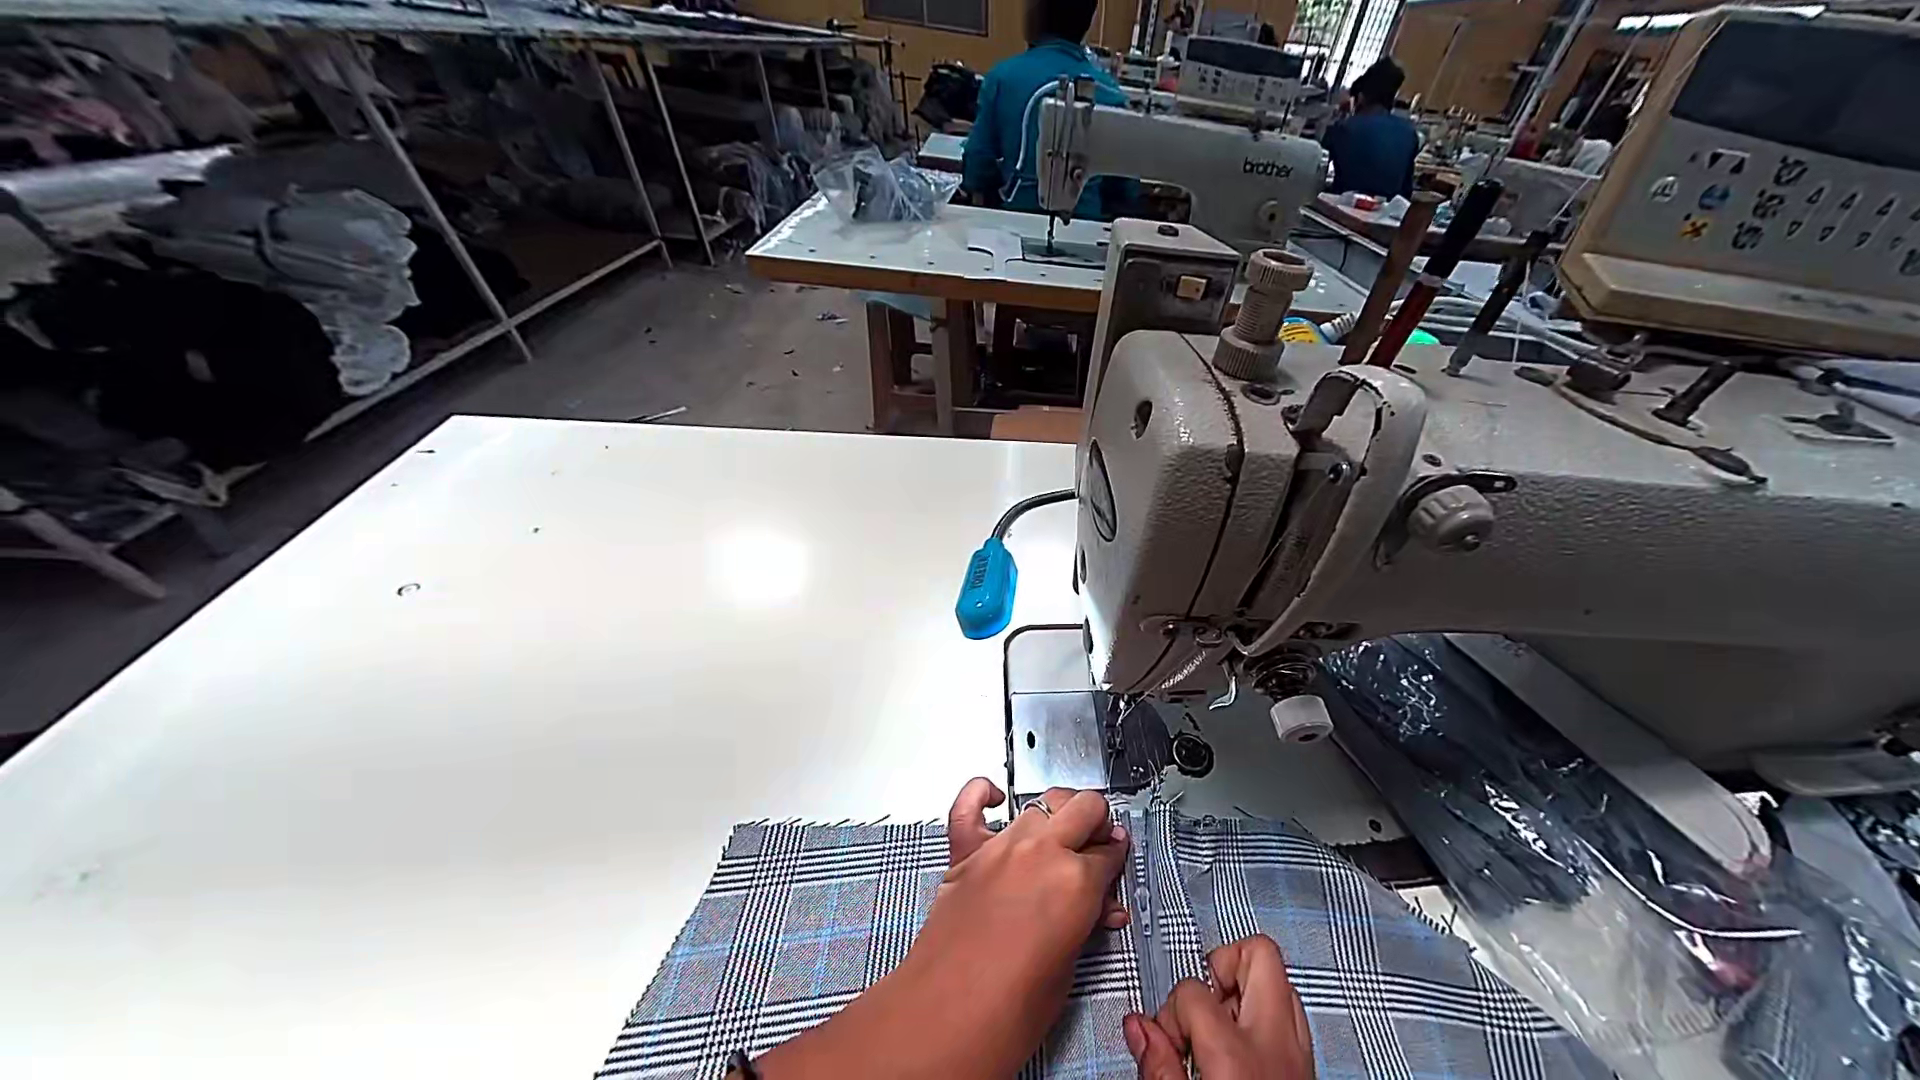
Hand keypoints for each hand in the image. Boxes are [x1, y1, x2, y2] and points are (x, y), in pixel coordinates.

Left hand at [753, 781, 1129, 1079]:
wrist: (949, 1015)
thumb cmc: (1009, 1008)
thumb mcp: (1070, 967)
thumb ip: (1086, 923)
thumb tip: (1101, 907)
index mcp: (1076, 882)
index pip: (1110, 852)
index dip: (1116, 856)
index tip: (1115, 857)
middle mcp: (1041, 853)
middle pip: (1084, 807)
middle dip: (1096, 820)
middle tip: (1096, 840)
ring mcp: (1001, 847)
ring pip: (1038, 806)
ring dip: (1053, 816)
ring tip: (1057, 834)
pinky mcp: (966, 852)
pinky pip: (970, 804)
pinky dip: (981, 794)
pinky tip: (993, 798)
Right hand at [1123, 934, 1315, 1079]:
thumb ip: (1159, 1068)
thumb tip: (1140, 1027)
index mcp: (1238, 1056)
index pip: (1191, 990)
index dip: (1170, 1012)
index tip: (1166, 1043)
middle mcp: (1277, 1046)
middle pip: (1259, 954)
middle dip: (1222, 966)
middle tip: (1202, 1006)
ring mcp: (1301, 1057)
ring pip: (1281, 979)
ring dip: (1246, 989)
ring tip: (1220, 1026)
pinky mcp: (1310, 1070)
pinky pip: (1291, 1014)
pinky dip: (1264, 1015)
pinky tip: (1242, 1049)